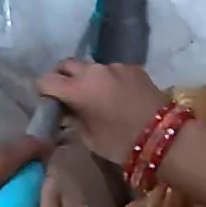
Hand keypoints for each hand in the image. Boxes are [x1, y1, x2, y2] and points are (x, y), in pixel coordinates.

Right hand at [35, 60, 169, 164]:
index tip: (47, 100)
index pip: (47, 80)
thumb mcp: (89, 138)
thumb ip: (73, 119)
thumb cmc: (121, 142)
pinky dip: (108, 79)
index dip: (43, 90)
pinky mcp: (132, 66)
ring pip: (91, 66)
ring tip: (94, 95)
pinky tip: (117, 95)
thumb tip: (67, 111)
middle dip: (61, 76)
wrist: (162, 134)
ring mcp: (114, 65)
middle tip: (64, 92)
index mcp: (78, 89)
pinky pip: (112, 69)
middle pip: (66, 64)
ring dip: (86, 77)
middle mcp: (93, 71)